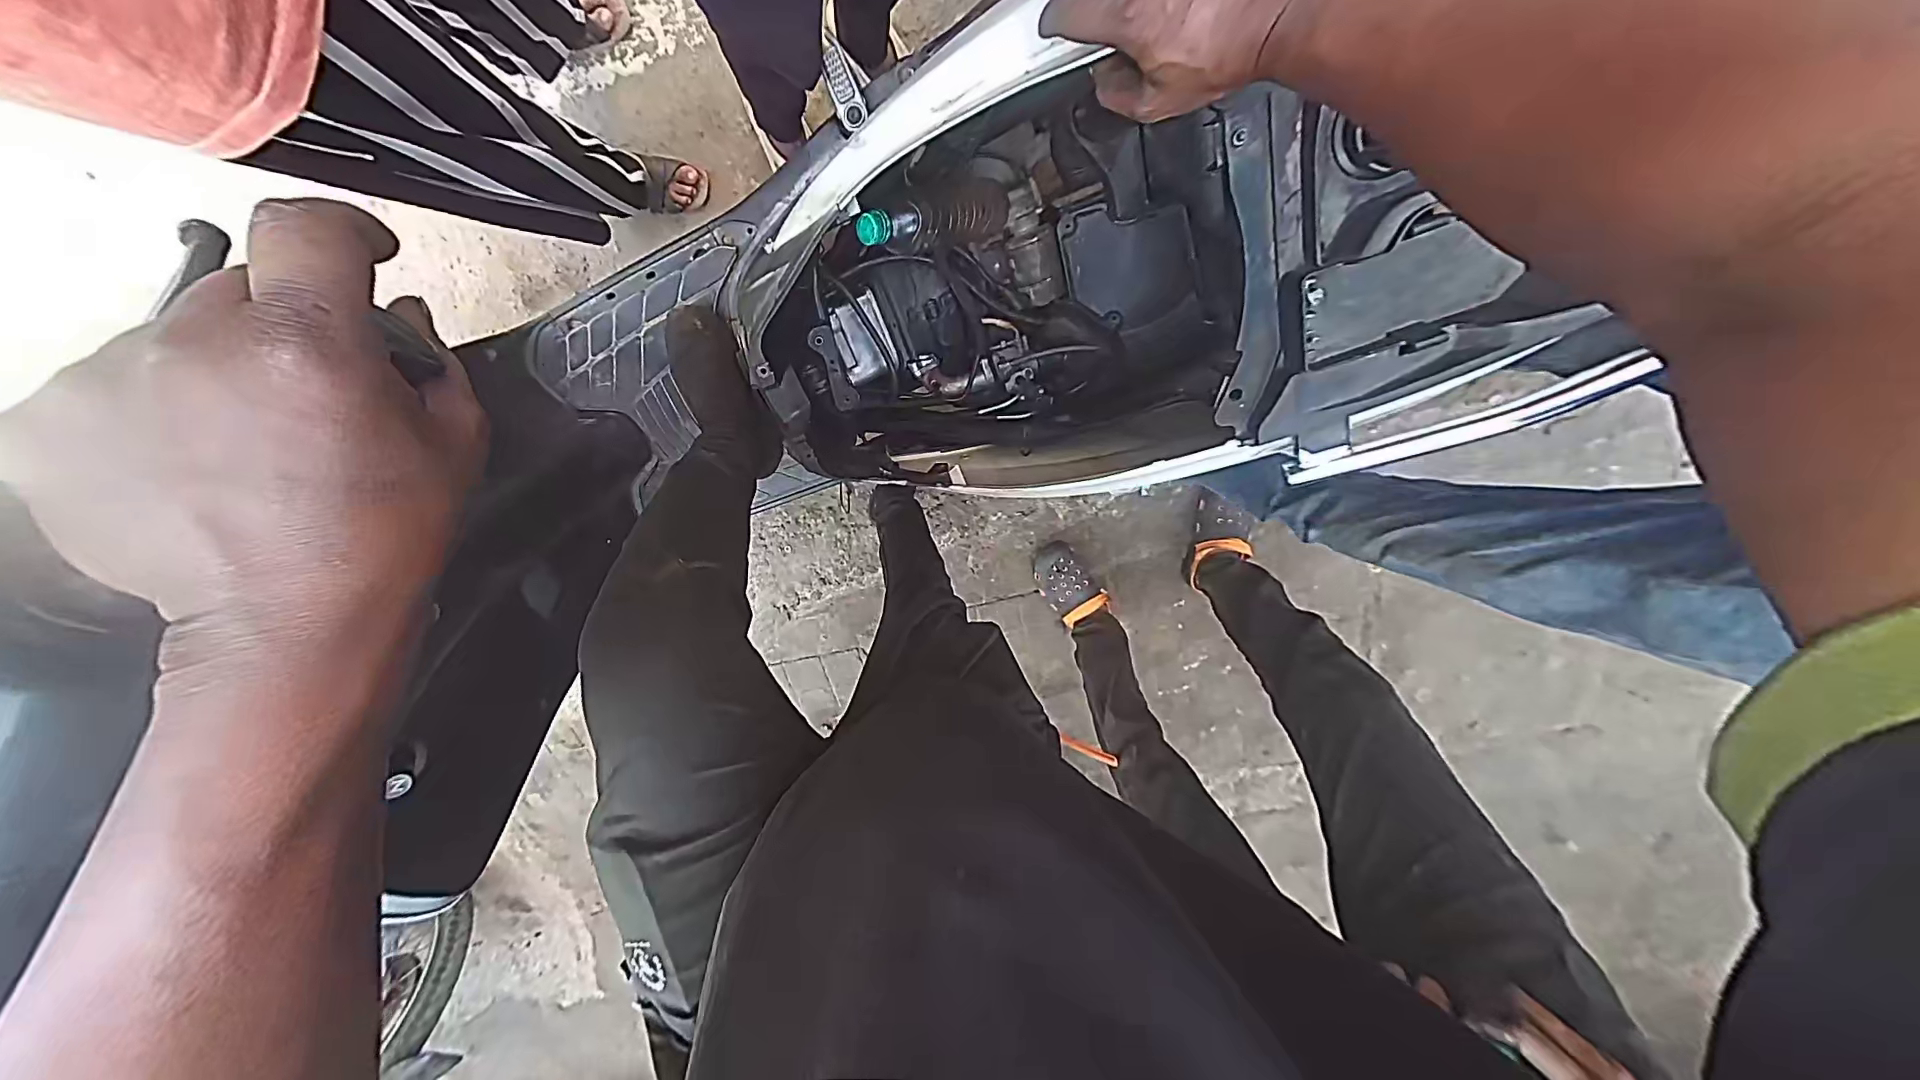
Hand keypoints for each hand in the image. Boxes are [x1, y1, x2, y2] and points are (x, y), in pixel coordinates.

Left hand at [0, 199, 486, 645]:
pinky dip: (167, 409)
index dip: (344, 230)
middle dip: (293, 328)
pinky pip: (120, 385)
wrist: (290, 620)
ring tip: (262, 445)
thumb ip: (434, 365)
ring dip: (227, 370)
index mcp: (309, 348)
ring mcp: (106, 382)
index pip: (307, 230)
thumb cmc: (385, 535)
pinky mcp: (48, 424)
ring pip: (179, 337)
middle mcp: (195, 346)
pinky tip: (206, 466)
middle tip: (324, 395)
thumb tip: (400, 320)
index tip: (362, 251)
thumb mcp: (454, 445)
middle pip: (245, 291)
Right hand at [1040, 0, 1296, 121]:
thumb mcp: (1159, 104)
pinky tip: (1171, 14)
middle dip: (1094, 15)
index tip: (1056, 31)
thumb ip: (1116, 95)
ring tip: (1150, 23)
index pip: (1065, 15)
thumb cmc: (1229, 53)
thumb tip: (1102, 79)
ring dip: (1126, 10)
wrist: (1278, 17)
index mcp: (1126, 18)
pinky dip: (1152, 6)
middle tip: (1107, 33)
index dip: (1055, 27)